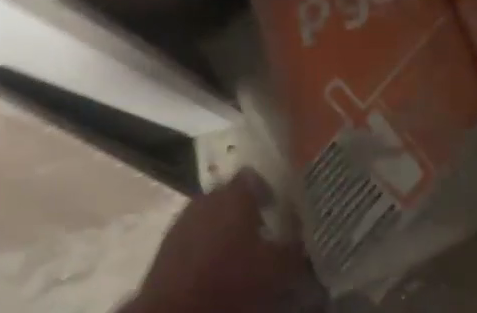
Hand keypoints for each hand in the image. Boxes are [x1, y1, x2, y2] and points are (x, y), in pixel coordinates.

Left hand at [130, 171, 314, 312]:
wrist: (176, 309)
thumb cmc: (232, 281)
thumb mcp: (277, 269)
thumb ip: (295, 248)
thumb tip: (308, 237)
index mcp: (234, 194)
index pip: (253, 176)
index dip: (267, 189)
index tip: (279, 207)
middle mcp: (207, 197)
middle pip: (230, 195)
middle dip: (245, 210)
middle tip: (263, 232)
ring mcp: (184, 219)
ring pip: (211, 215)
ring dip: (224, 228)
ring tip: (239, 252)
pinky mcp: (168, 244)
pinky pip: (194, 235)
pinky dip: (206, 245)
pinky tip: (216, 266)